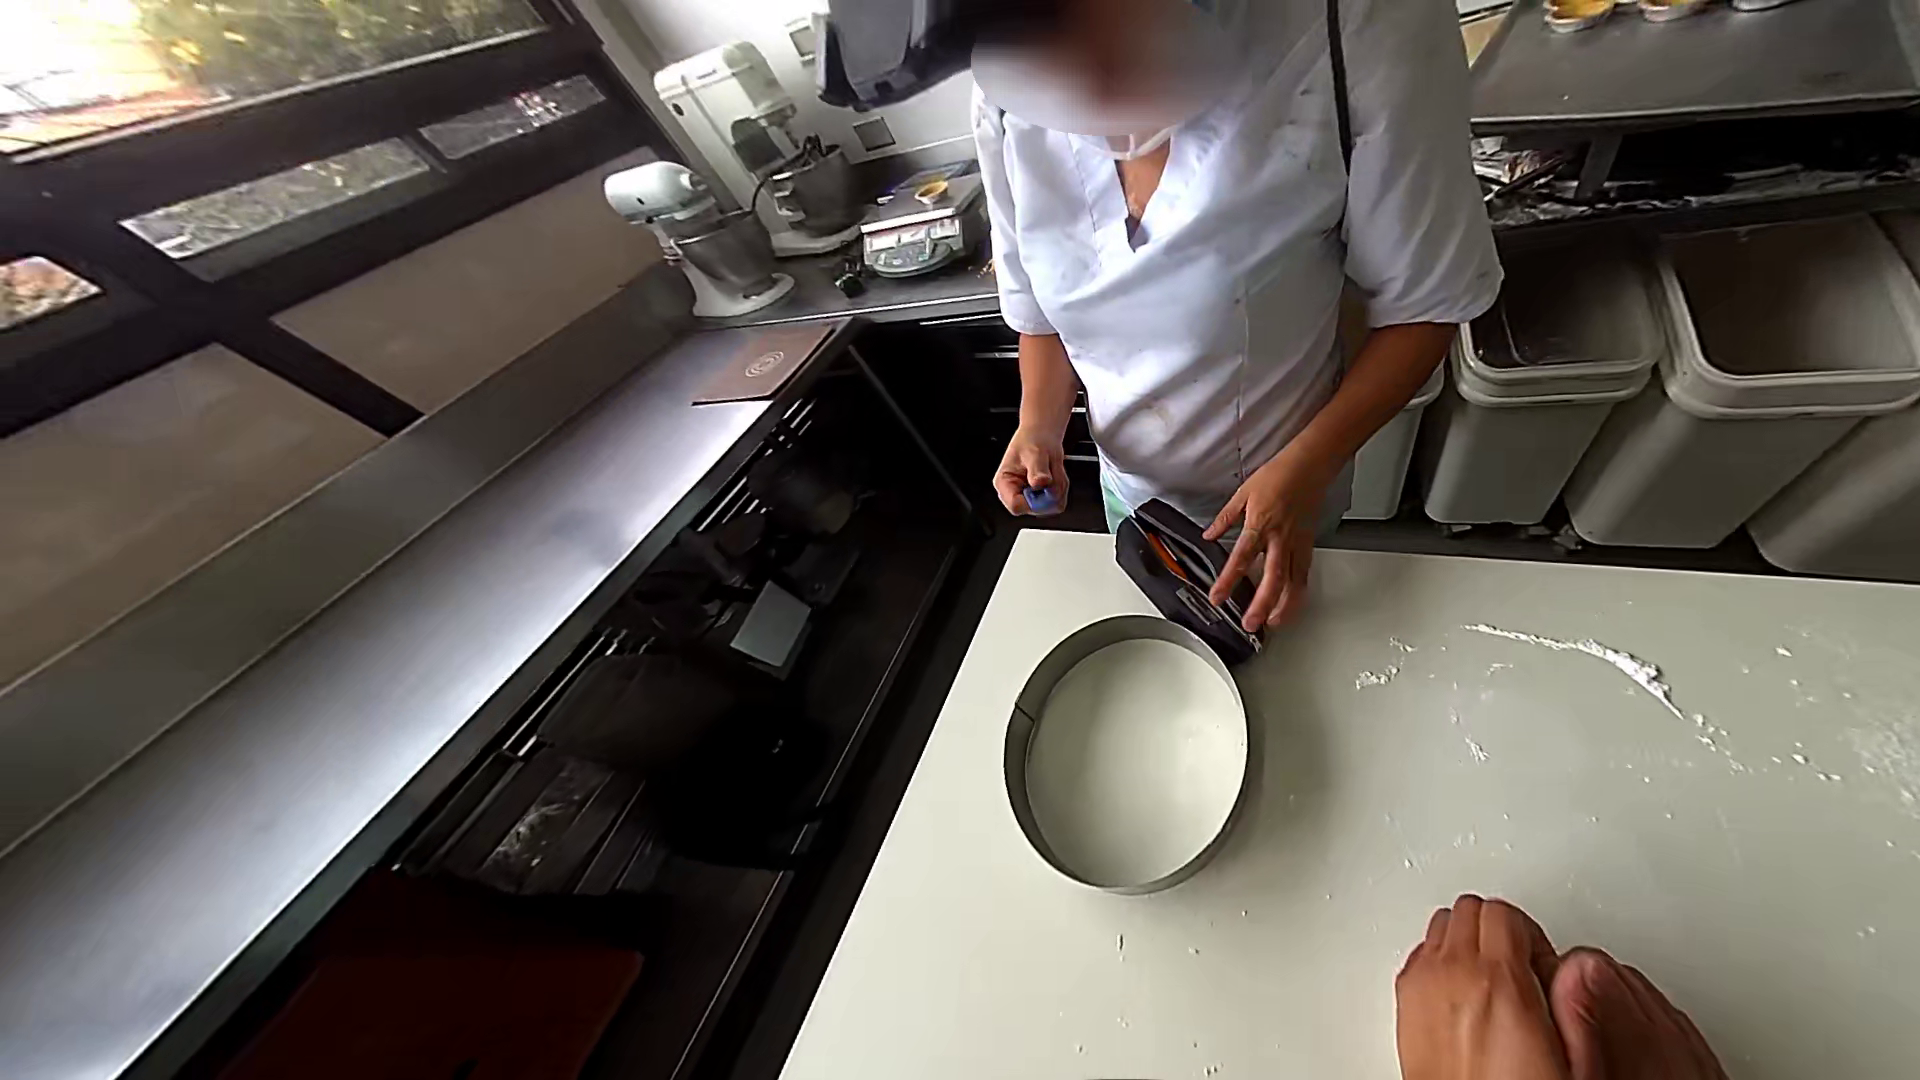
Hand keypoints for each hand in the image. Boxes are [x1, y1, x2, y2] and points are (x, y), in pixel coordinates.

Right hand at [994, 428, 1067, 515]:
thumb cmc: (1032, 440)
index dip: (1034, 500)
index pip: (1016, 506)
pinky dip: (1062, 487)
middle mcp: (1015, 494)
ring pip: (1050, 507)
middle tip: (1051, 472)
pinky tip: (1055, 475)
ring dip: (1058, 487)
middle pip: (1036, 509)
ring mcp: (1029, 498)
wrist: (1041, 435)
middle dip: (1050, 491)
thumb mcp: (1035, 452)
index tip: (1044, 484)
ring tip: (1053, 469)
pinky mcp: (1042, 499)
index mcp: (1004, 484)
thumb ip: (1037, 469)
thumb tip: (1040, 483)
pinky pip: (1058, 502)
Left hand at [1203, 451, 1332, 629]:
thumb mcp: (1242, 495)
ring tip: (1275, 623)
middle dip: (1262, 605)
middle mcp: (1280, 539)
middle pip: (1273, 579)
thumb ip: (1224, 519)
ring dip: (1285, 605)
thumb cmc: (1278, 475)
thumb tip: (1209, 535)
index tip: (1217, 598)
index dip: (1227, 582)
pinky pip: (1305, 572)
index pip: (1240, 560)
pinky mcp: (1309, 543)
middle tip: (1251, 623)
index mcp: (1259, 526)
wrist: (1310, 465)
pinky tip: (1293, 602)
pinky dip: (1299, 591)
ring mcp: (1298, 543)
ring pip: (1294, 581)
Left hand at [1396, 895, 1568, 1079]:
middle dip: (1499, 930)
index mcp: (1500, 982)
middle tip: (1523, 969)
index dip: (1529, 934)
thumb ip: (1574, 1006)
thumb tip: (1577, 968)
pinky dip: (1443, 956)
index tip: (1543, 963)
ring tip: (1496, 981)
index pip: (1503, 913)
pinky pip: (1423, 949)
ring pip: (1442, 923)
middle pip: (1470, 909)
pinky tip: (1466, 991)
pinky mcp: (1403, 987)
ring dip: (1468, 939)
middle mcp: (1453, 968)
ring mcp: (1422, 974)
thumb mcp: (1573, 1063)